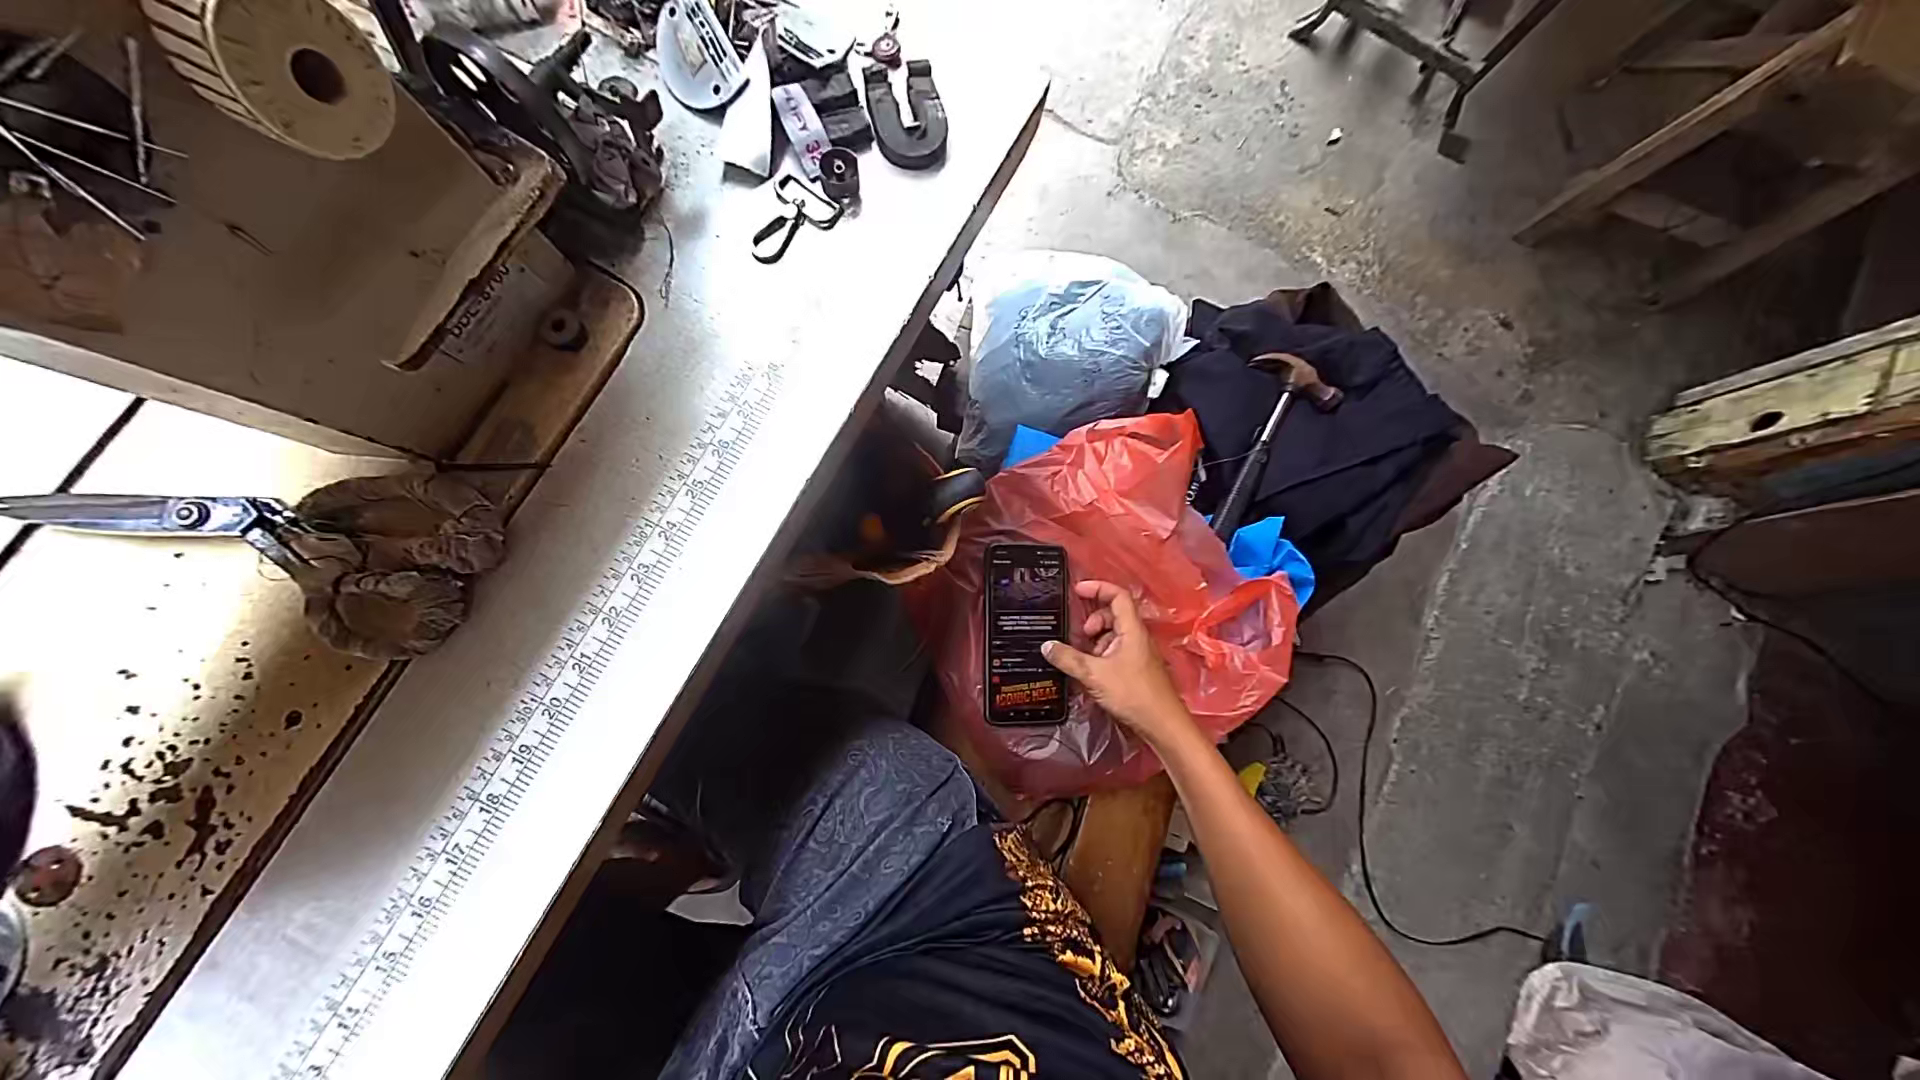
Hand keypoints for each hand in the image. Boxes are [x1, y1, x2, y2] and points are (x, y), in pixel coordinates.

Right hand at [1041, 580, 1195, 751]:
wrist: (1162, 724)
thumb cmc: (1133, 694)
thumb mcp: (1094, 675)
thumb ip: (1068, 659)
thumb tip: (1046, 646)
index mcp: (1132, 629)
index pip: (1118, 595)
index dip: (1098, 588)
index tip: (1077, 591)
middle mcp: (1137, 636)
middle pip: (1114, 613)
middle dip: (1093, 619)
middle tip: (1080, 634)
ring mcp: (1138, 652)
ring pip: (1114, 633)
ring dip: (1096, 639)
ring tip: (1084, 655)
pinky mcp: (1137, 667)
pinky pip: (1116, 649)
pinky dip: (1101, 653)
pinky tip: (1092, 670)